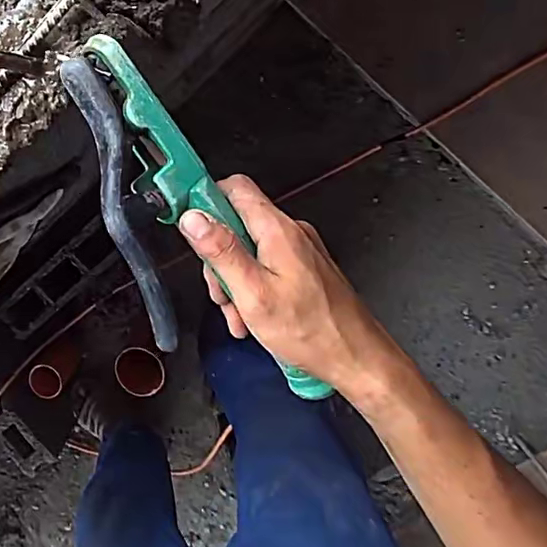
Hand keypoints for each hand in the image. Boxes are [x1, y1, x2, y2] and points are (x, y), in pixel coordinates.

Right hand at [179, 175, 414, 401]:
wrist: (357, 358)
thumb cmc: (314, 331)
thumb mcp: (253, 293)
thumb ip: (221, 251)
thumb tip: (194, 219)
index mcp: (277, 230)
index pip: (234, 188)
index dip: (205, 201)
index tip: (189, 225)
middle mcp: (290, 233)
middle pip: (236, 224)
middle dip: (219, 259)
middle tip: (221, 290)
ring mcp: (298, 250)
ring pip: (248, 250)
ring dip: (234, 281)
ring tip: (240, 313)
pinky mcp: (303, 268)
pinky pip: (265, 266)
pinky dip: (252, 288)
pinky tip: (254, 316)